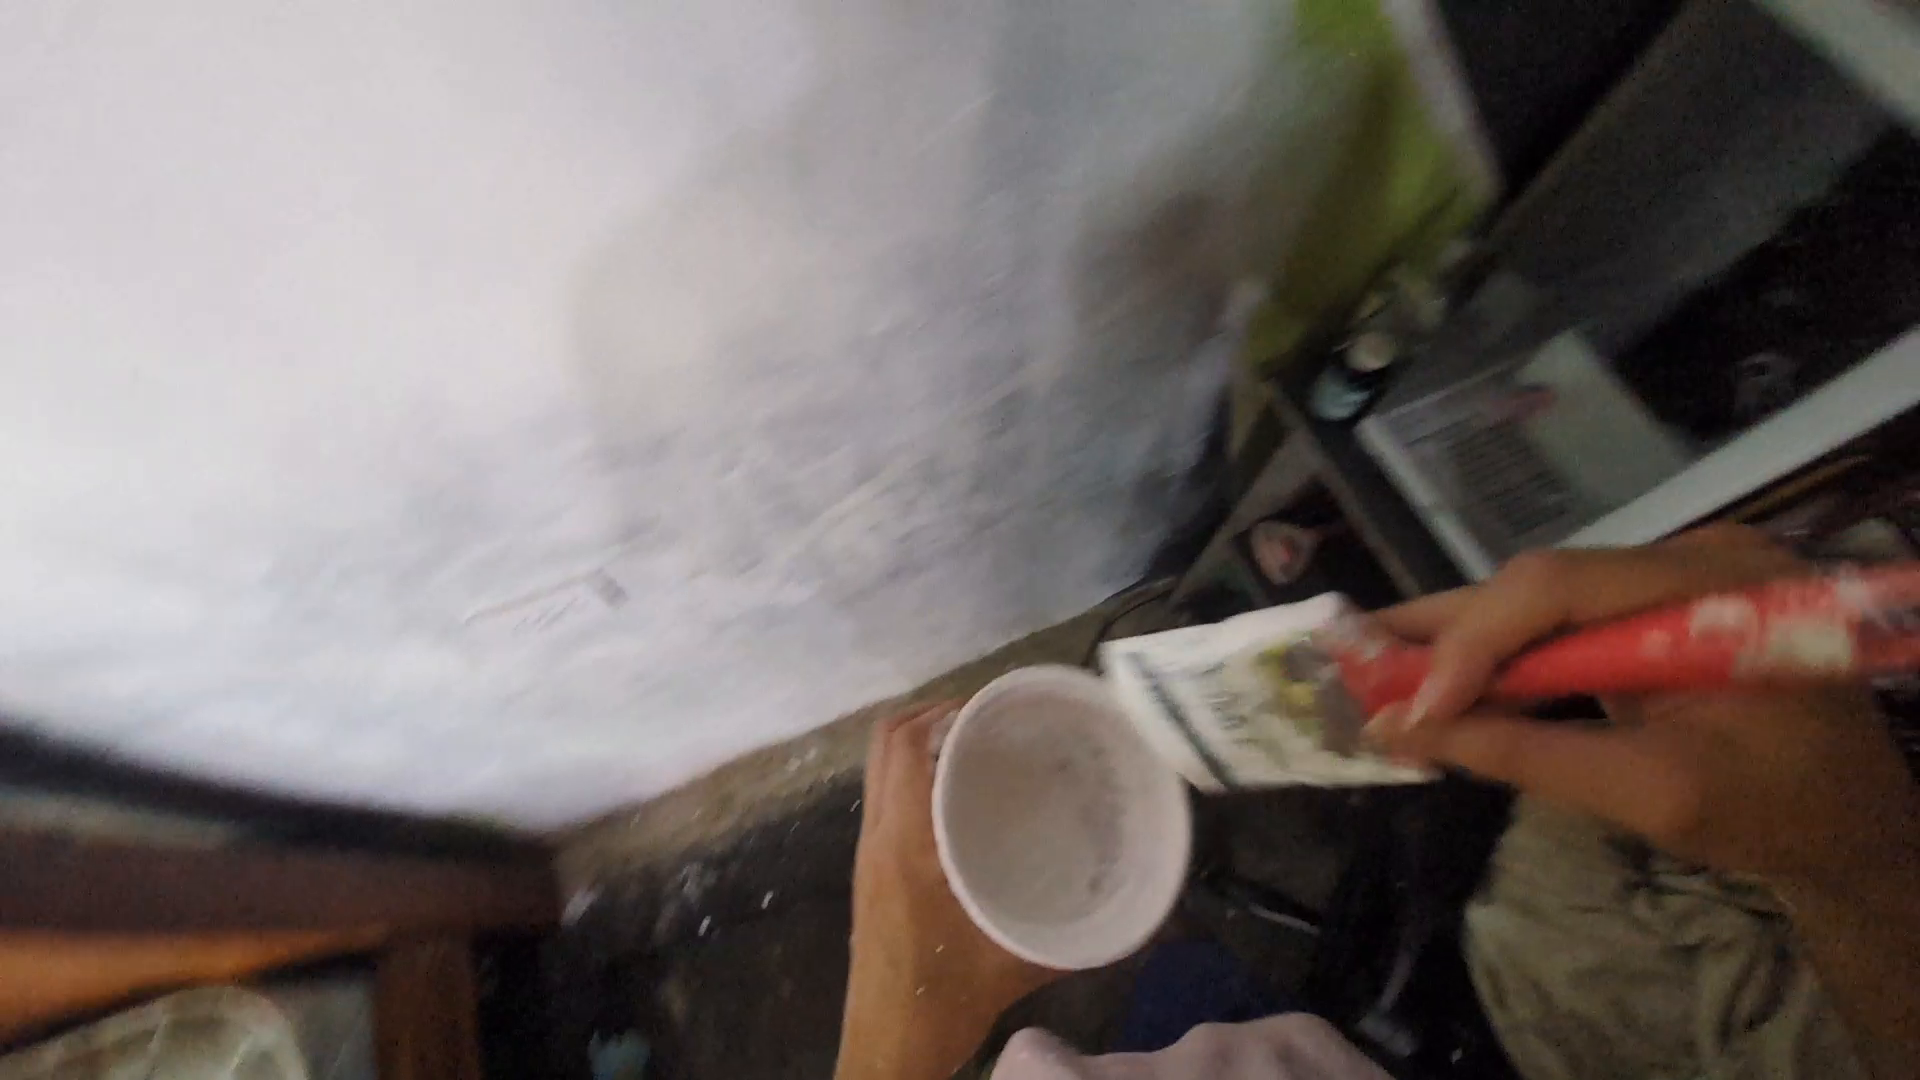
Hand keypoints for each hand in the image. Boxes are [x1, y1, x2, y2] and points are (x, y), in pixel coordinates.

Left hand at [835, 704, 1063, 1079]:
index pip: (905, 747)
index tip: (988, 707)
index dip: (940, 713)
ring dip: (916, 743)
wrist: (884, 1050)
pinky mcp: (867, 867)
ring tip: (971, 746)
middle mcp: (876, 835)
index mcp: (903, 843)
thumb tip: (1137, 917)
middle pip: (884, 743)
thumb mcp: (1013, 964)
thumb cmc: (941, 1001)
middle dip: (928, 716)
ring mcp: (866, 850)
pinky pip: (882, 794)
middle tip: (982, 719)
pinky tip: (954, 797)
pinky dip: (910, 774)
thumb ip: (1075, 936)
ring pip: (878, 767)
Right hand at [1365, 525, 1919, 890]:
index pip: (1552, 587)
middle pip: (1527, 587)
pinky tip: (1440, 678)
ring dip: (1454, 646)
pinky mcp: (1639, 600)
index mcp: (1714, 589)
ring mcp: (1662, 575)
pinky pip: (1542, 619)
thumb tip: (1391, 730)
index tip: (1413, 708)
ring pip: (1522, 600)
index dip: (1468, 642)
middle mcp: (1683, 558)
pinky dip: (1490, 656)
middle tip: (1357, 667)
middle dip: (1442, 639)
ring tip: (1379, 672)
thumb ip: (1515, 753)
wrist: (1856, 828)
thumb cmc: (1773, 817)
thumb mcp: (1645, 794)